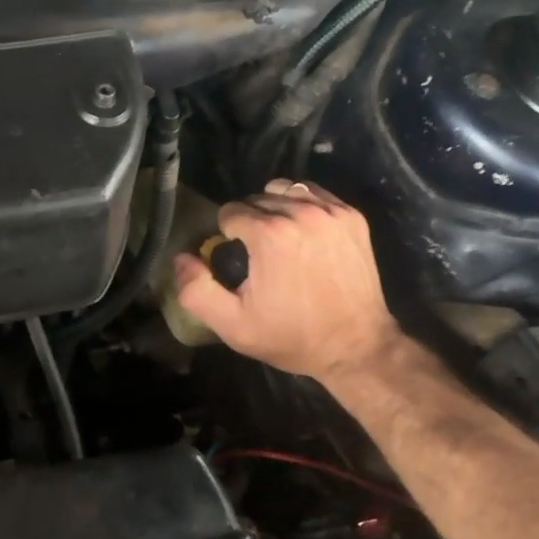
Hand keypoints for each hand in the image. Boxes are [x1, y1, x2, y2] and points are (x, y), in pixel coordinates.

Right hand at [175, 179, 401, 381]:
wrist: (357, 347)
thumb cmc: (293, 336)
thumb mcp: (234, 325)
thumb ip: (197, 290)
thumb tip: (181, 258)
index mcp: (269, 234)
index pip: (230, 211)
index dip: (228, 235)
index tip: (239, 259)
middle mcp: (300, 213)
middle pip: (256, 199)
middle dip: (250, 221)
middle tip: (259, 255)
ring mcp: (330, 212)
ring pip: (284, 191)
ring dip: (275, 209)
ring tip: (281, 239)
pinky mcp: (352, 216)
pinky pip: (314, 193)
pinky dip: (303, 205)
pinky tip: (304, 231)